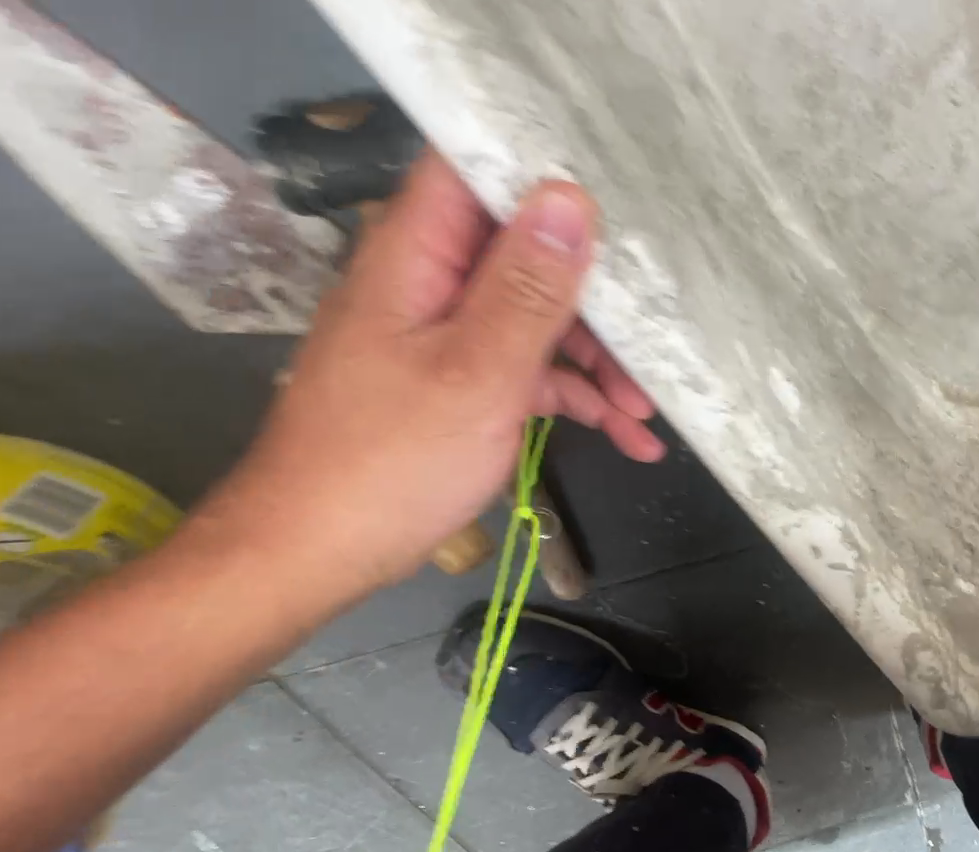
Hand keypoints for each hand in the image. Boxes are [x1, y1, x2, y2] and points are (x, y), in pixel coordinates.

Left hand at [194, 154, 664, 594]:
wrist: (322, 550)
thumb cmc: (391, 460)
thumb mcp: (477, 372)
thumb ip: (529, 290)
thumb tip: (571, 199)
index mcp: (418, 257)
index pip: (477, 173)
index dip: (543, 173)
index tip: (619, 200)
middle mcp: (433, 284)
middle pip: (528, 256)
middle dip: (597, 296)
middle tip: (655, 336)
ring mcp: (449, 337)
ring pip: (540, 320)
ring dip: (599, 362)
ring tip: (648, 412)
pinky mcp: (463, 384)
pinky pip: (532, 373)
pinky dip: (578, 399)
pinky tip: (625, 435)